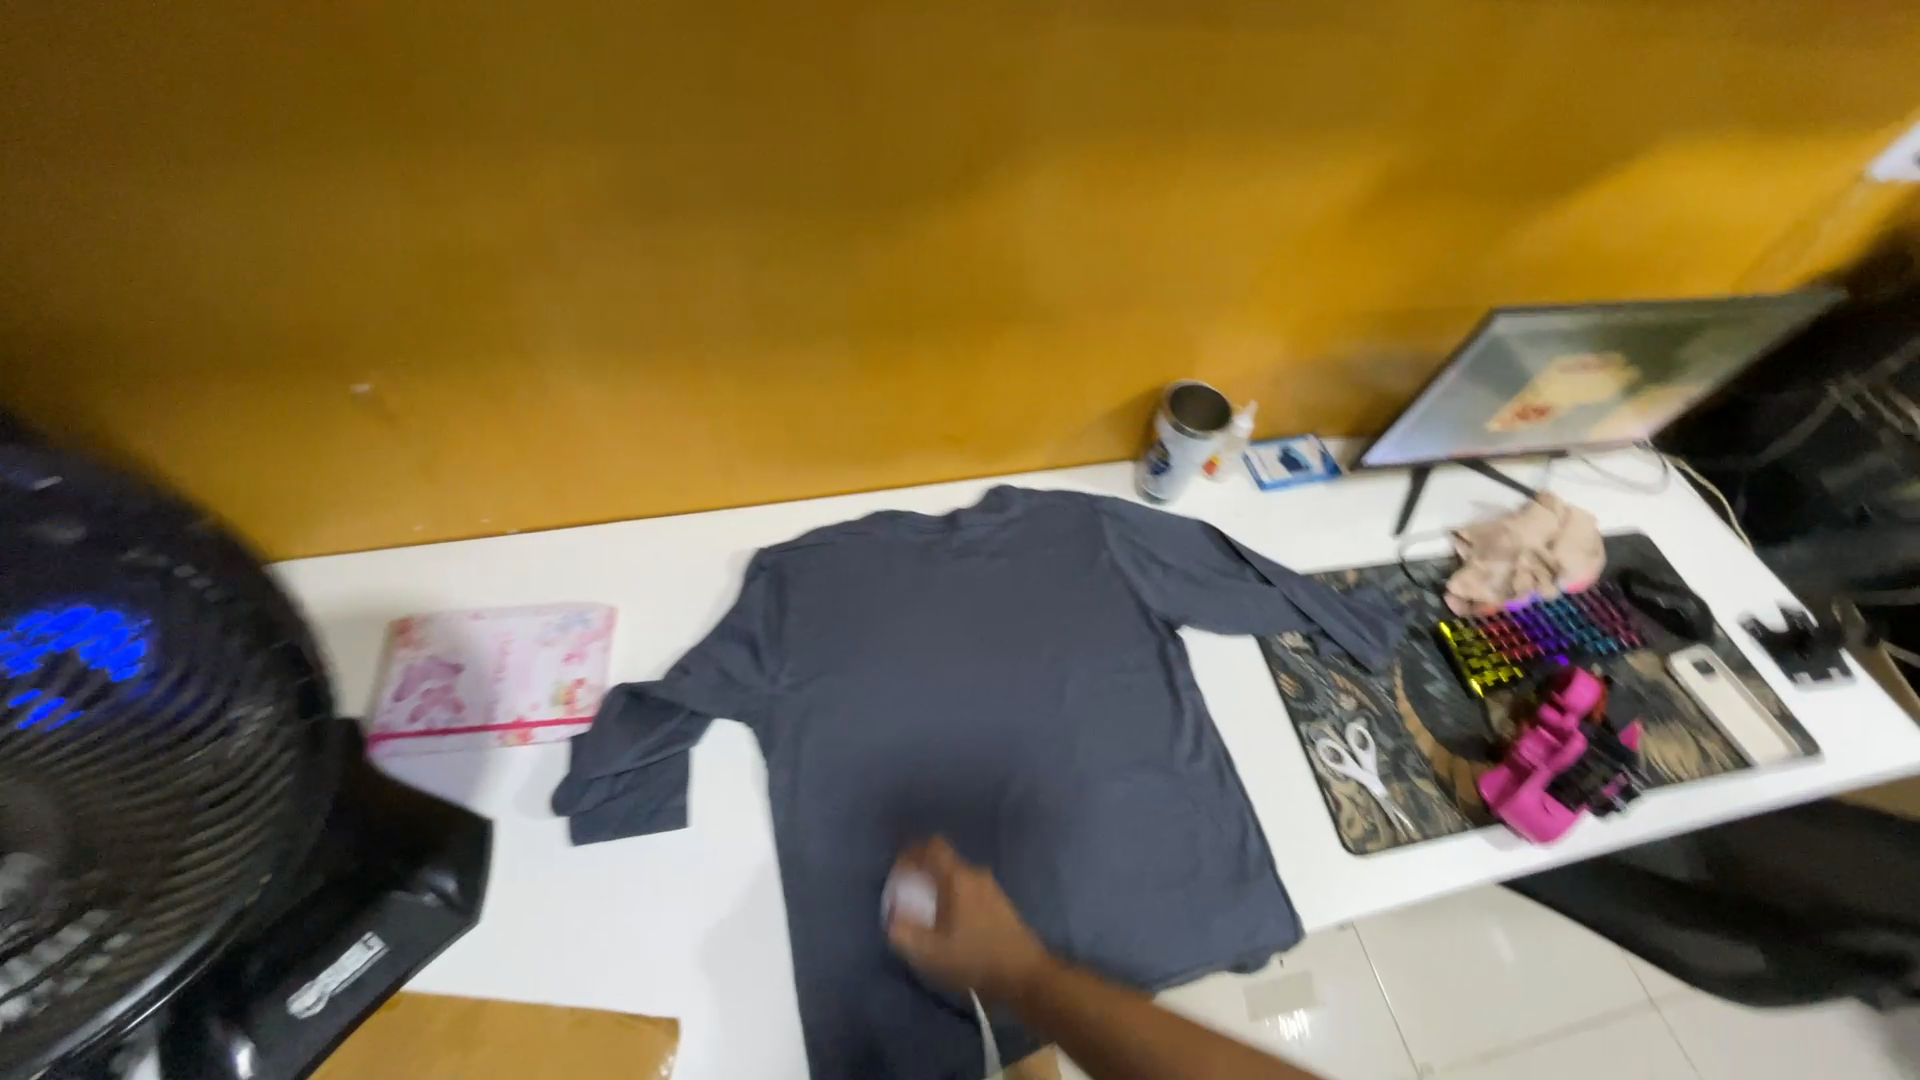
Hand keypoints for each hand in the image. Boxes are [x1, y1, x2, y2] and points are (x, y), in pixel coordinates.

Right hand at [885, 836, 1054, 1002]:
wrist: (1024, 975)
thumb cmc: (975, 959)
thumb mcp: (931, 954)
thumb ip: (904, 933)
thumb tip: (890, 916)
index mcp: (958, 877)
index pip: (933, 846)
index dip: (912, 852)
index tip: (898, 871)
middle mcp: (975, 874)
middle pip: (943, 863)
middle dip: (923, 877)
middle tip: (908, 899)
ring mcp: (991, 888)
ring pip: (956, 879)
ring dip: (939, 891)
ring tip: (928, 917)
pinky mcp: (1000, 903)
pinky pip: (968, 890)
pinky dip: (954, 900)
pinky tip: (951, 927)